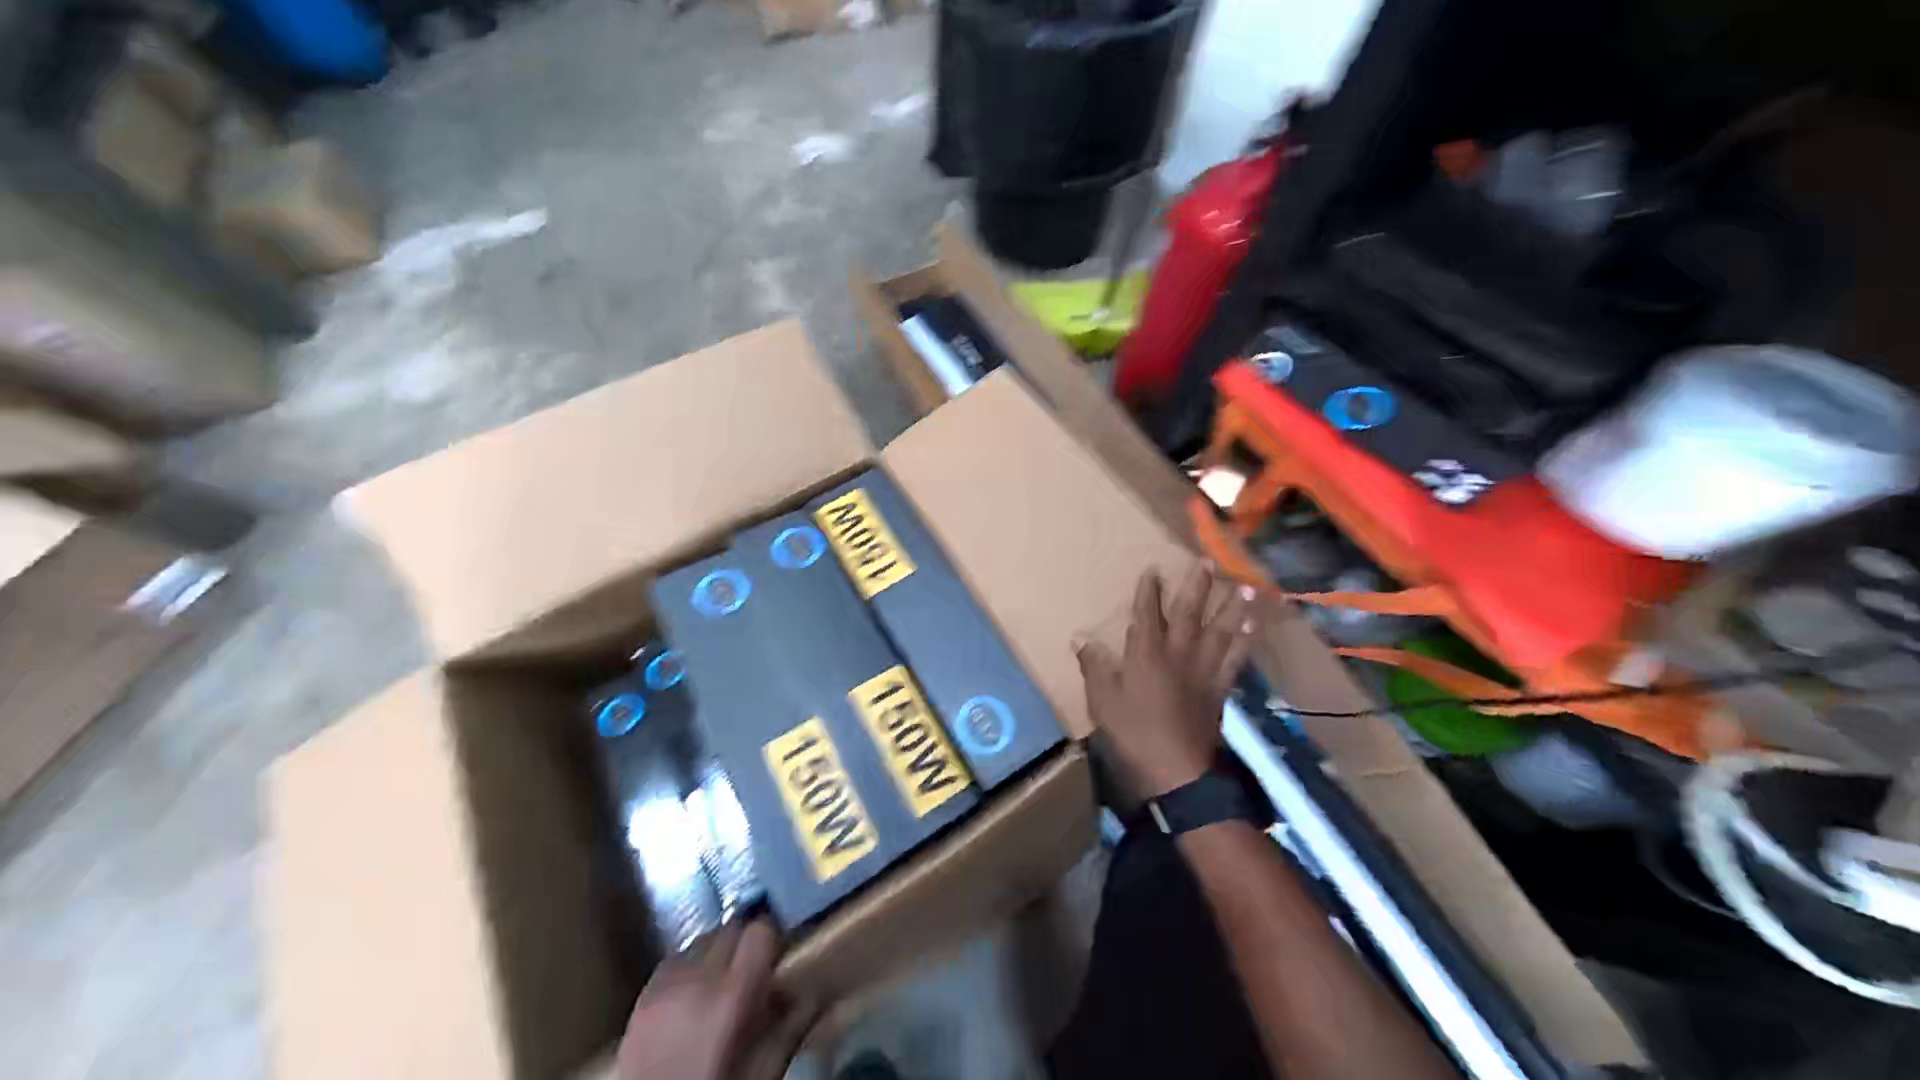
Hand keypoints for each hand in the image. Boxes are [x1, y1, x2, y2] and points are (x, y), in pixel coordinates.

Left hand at [615, 919, 815, 1079]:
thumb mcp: (764, 1073)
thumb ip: (792, 1027)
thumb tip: (813, 993)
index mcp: (733, 996)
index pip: (760, 931)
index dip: (772, 939)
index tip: (777, 957)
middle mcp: (698, 978)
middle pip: (731, 929)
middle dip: (745, 943)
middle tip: (754, 972)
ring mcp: (665, 985)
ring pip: (702, 940)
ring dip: (717, 953)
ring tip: (722, 985)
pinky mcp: (642, 997)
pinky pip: (675, 960)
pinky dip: (689, 967)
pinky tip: (693, 996)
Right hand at [1075, 565, 1256, 797]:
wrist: (1176, 770)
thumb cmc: (1133, 732)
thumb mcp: (1102, 700)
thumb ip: (1094, 666)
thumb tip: (1080, 638)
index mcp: (1146, 653)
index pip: (1146, 613)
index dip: (1148, 591)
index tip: (1153, 569)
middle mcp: (1178, 653)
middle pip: (1190, 612)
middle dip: (1197, 585)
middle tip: (1209, 562)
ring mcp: (1204, 670)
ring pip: (1221, 631)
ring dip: (1233, 608)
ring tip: (1246, 587)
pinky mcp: (1220, 689)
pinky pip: (1236, 659)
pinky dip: (1245, 642)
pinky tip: (1253, 629)